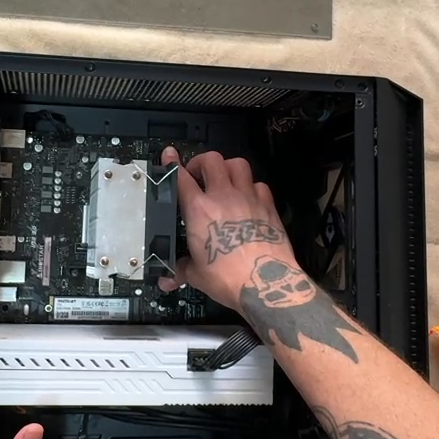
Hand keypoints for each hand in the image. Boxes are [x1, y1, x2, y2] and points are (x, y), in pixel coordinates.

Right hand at [158, 147, 299, 311]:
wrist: (266, 283)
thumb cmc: (230, 278)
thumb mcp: (196, 275)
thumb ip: (181, 270)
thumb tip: (170, 277)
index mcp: (199, 211)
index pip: (181, 177)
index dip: (172, 163)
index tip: (170, 156)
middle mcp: (223, 197)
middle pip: (212, 160)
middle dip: (201, 162)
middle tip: (198, 174)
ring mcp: (248, 199)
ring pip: (238, 164)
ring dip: (228, 167)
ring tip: (223, 179)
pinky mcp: (268, 207)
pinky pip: (259, 185)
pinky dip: (252, 186)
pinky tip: (248, 197)